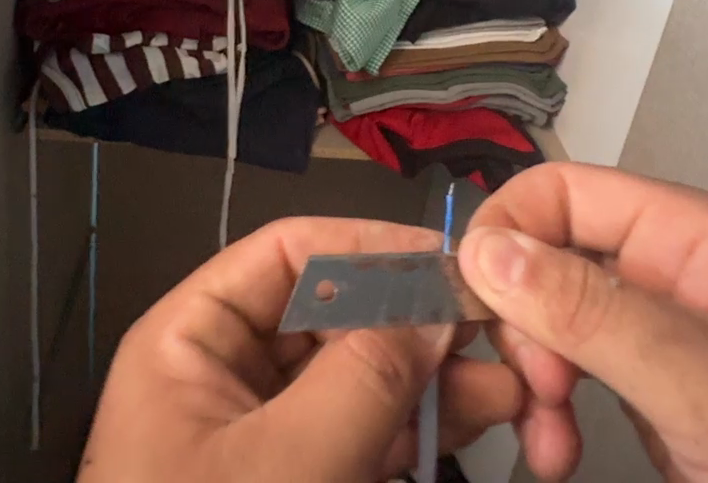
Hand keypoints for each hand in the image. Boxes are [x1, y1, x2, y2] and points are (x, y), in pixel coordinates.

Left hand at [79, 217, 524, 481]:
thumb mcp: (282, 466)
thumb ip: (362, 378)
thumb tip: (435, 310)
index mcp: (193, 337)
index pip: (288, 255)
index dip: (368, 246)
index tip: (446, 260)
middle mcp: (229, 369)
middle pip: (333, 313)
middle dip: (417, 319)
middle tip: (495, 329)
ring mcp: (268, 427)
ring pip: (360, 372)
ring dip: (435, 374)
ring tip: (514, 383)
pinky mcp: (302, 474)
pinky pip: (366, 427)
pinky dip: (420, 422)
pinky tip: (476, 413)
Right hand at [456, 163, 707, 482]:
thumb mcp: (707, 384)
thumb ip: (589, 311)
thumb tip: (476, 249)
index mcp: (684, 235)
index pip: (561, 193)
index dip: (506, 233)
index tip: (475, 307)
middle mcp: (665, 271)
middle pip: (548, 258)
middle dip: (523, 323)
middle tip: (532, 397)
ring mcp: (661, 335)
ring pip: (555, 320)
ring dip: (533, 374)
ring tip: (545, 445)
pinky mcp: (660, 391)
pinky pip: (578, 372)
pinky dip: (554, 408)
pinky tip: (557, 452)